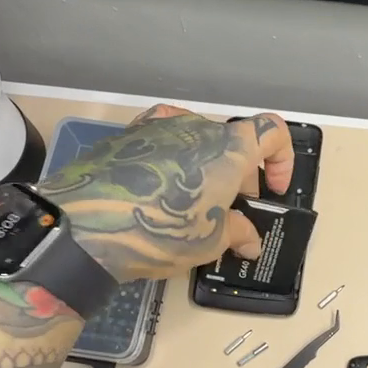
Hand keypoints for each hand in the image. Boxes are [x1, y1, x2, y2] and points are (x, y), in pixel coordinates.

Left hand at [38, 104, 293, 282]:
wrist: (86, 225)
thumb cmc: (163, 231)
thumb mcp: (210, 241)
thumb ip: (238, 232)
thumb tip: (250, 240)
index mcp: (228, 148)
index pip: (272, 132)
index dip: (282, 159)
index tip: (272, 191)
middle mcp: (197, 127)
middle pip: (233, 142)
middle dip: (241, 174)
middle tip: (232, 210)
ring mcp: (159, 127)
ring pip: (198, 140)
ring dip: (207, 167)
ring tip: (193, 201)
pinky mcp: (128, 136)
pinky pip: (164, 139)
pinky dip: (175, 158)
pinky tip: (162, 183)